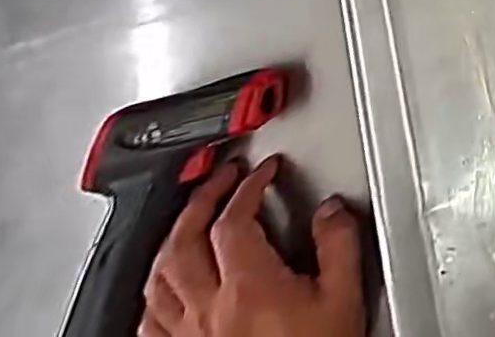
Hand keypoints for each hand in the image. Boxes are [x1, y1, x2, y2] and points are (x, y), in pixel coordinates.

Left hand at [142, 156, 364, 336]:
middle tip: (223, 178)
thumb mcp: (344, 292)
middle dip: (202, 200)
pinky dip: (155, 289)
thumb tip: (330, 209)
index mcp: (249, 287)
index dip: (250, 186)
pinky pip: (149, 320)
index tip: (265, 172)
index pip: (234, 221)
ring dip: (173, 238)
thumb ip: (339, 242)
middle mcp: (207, 312)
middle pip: (183, 243)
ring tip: (192, 217)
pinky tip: (166, 282)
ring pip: (157, 280)